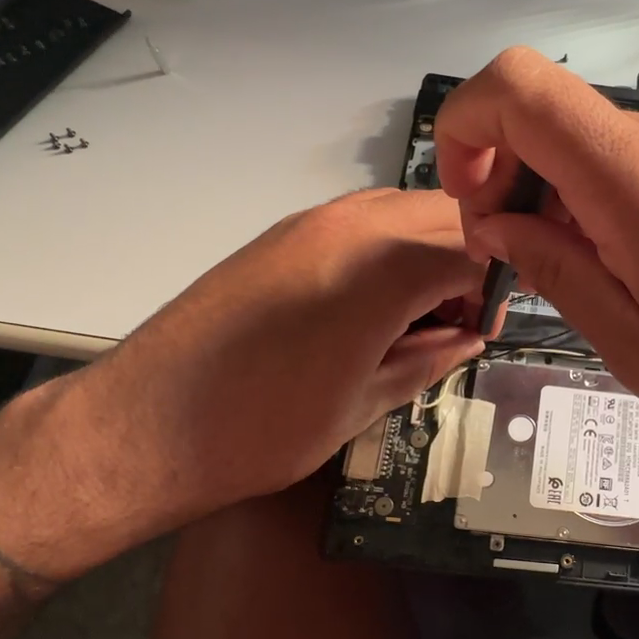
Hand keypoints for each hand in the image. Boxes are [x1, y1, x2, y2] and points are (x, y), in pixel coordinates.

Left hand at [39, 189, 486, 550]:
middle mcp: (352, 226)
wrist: (142, 427)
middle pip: (444, 216)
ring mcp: (312, 222)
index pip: (474, 252)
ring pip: (403, 209)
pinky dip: (390, 247)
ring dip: (430, 248)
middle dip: (470, 260)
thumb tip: (469, 337)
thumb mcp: (364, 404)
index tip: (489, 329)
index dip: (495, 290)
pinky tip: (377, 300)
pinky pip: (363, 219)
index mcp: (382, 270)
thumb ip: (429, 359)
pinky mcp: (283, 233)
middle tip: (462, 320)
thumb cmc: (262, 429)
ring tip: (420, 312)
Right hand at [435, 48, 638, 486]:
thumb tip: (497, 226)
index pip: (519, 88)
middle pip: (548, 113)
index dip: (467, 127)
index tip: (469, 199)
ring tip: (572, 276)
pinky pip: (630, 163)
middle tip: (512, 255)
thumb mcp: (626, 338)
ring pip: (586, 141)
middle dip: (506, 175)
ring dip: (551, 195)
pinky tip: (614, 267)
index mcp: (637, 179)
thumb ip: (549, 265)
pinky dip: (594, 201)